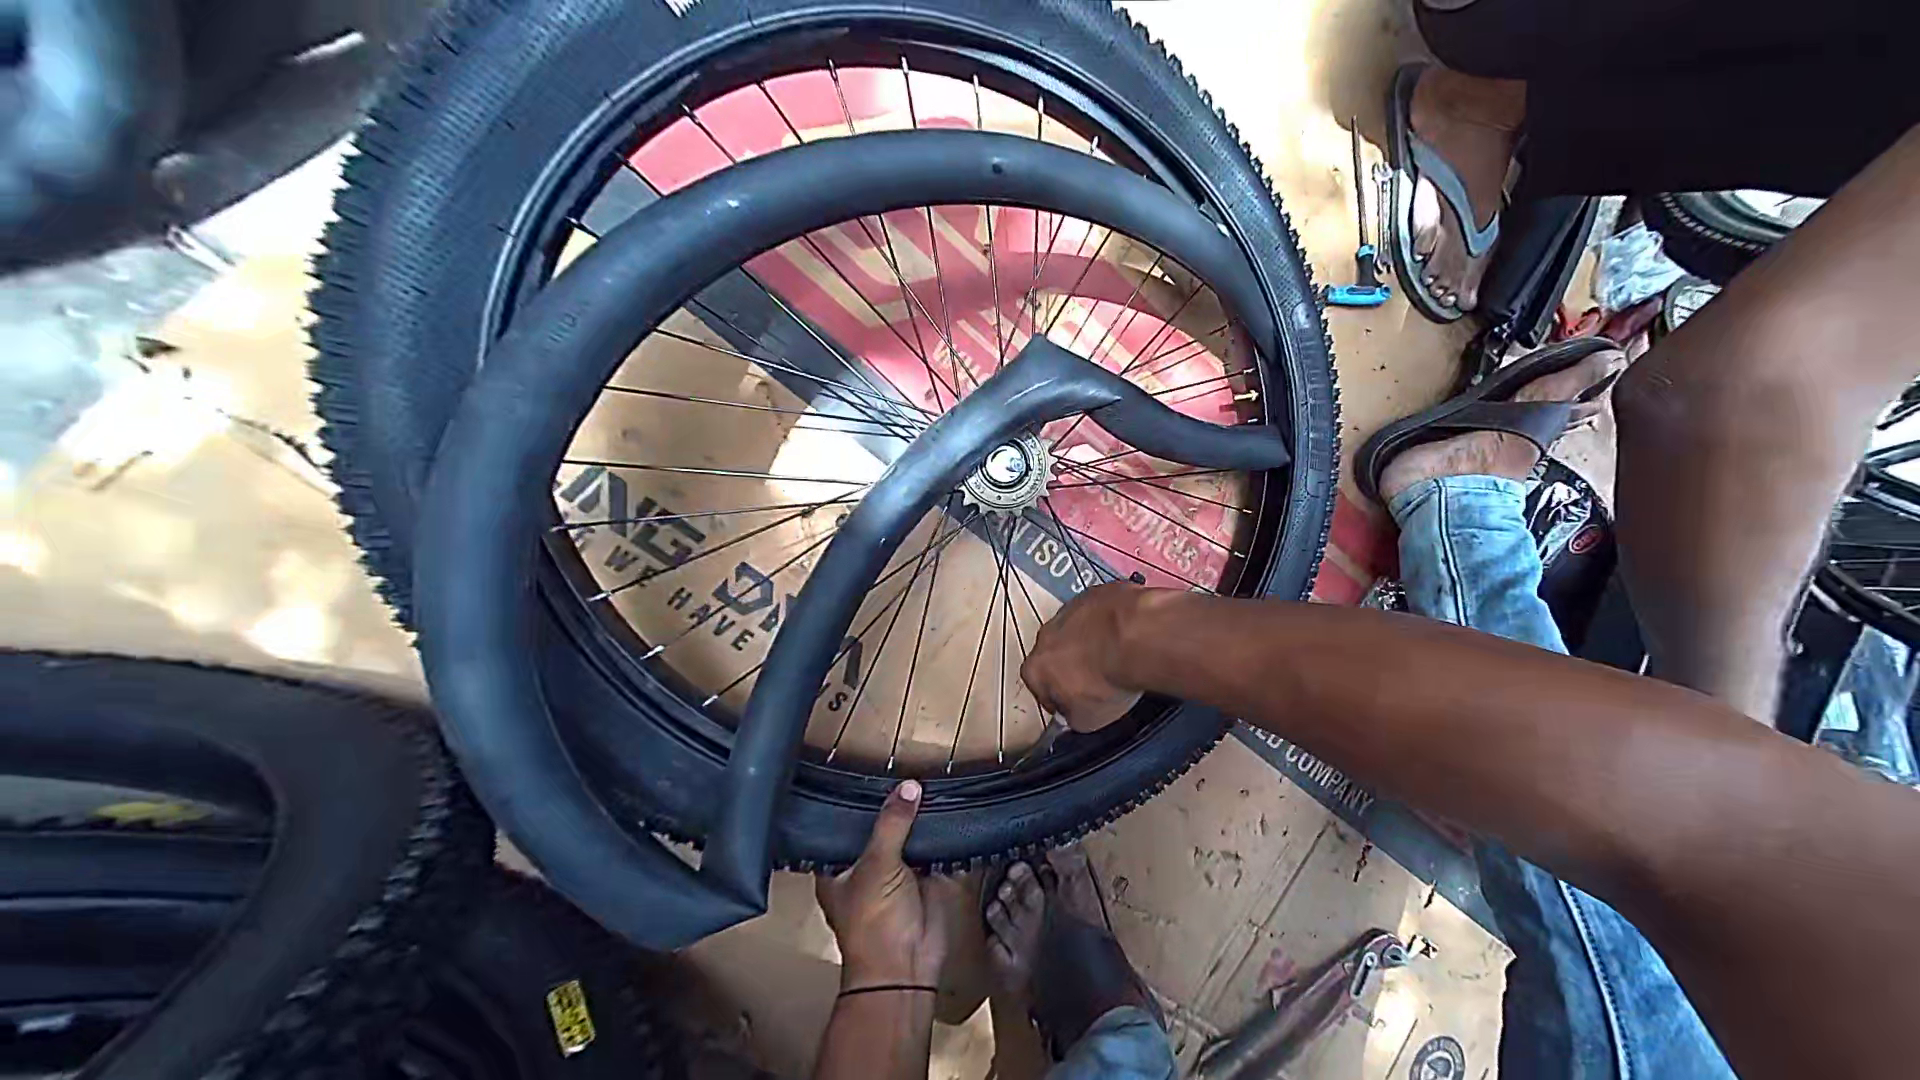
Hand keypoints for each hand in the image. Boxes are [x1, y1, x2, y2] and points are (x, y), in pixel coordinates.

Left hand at [816, 780, 963, 987]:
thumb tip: (908, 788)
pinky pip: (935, 847)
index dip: (858, 799)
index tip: (872, 768)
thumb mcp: (877, 865)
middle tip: (908, 764)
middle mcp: (868, 864)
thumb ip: (892, 823)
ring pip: (910, 834)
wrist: (907, 968)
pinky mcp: (927, 878)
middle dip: (896, 804)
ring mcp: (899, 871)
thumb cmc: (874, 925)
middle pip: (882, 825)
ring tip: (931, 777)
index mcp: (841, 864)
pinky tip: (950, 804)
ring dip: (921, 815)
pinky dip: (942, 831)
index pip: (846, 822)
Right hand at [1022, 581, 1155, 731]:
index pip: (1039, 689)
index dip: (1059, 698)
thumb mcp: (1088, 720)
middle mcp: (1045, 635)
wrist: (1135, 638)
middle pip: (1055, 654)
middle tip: (1099, 678)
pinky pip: (1099, 611)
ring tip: (1118, 655)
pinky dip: (1110, 621)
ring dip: (1091, 640)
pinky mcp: (1095, 593)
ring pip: (1077, 629)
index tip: (1076, 703)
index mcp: (1035, 668)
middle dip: (1073, 664)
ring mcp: (1070, 609)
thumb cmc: (1106, 683)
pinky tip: (1128, 634)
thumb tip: (1074, 713)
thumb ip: (1073, 716)